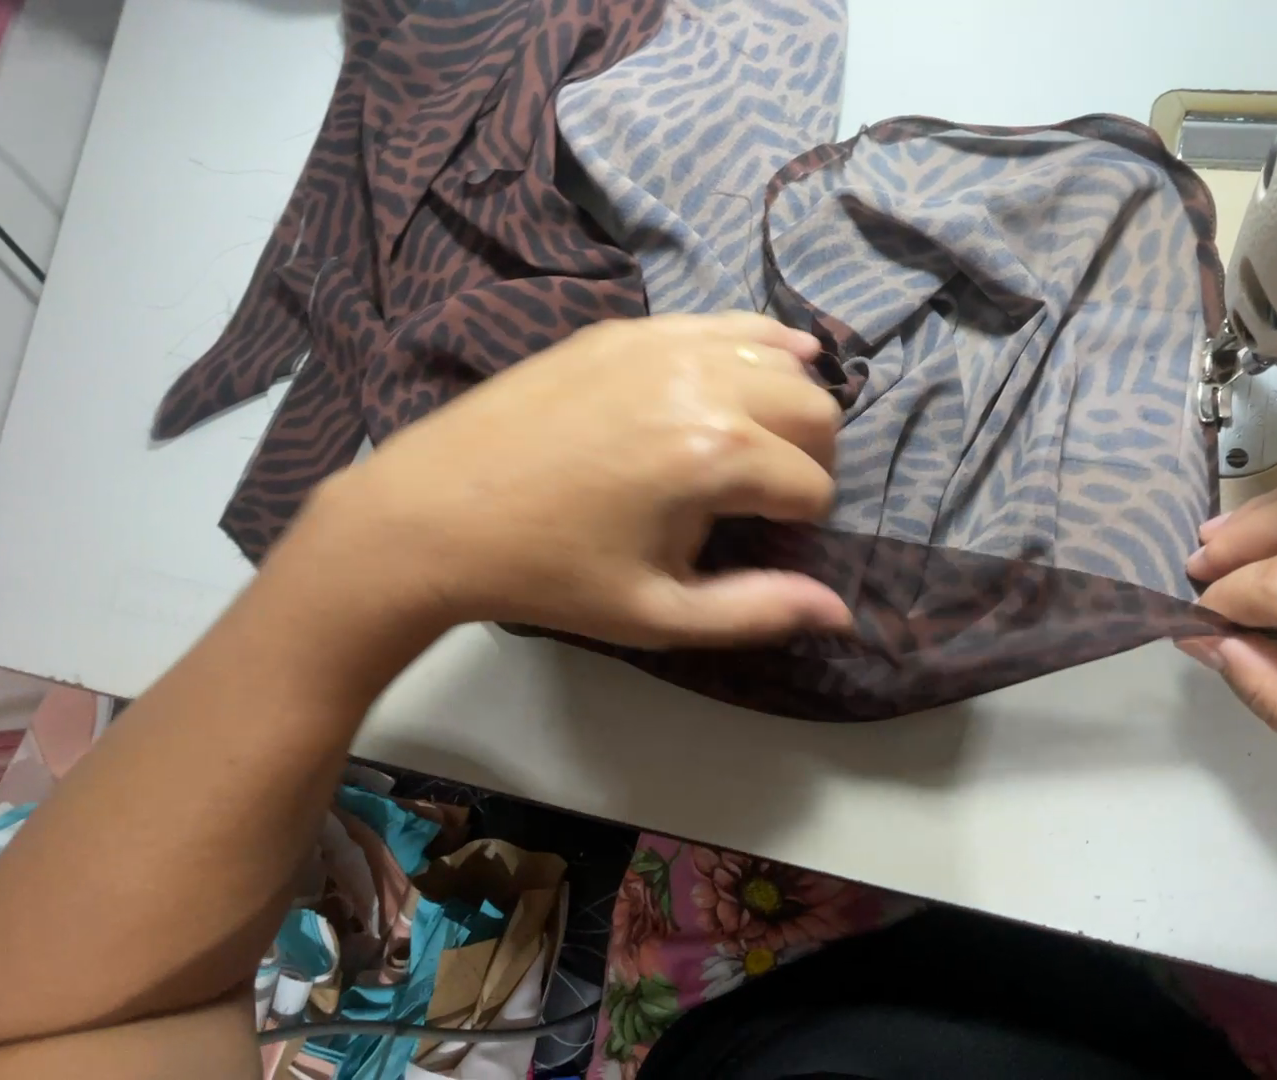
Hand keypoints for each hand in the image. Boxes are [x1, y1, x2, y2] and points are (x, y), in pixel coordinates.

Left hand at [276, 313, 851, 651]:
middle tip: (769, 497)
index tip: (764, 543)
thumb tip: (842, 612)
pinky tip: (759, 363)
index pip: (814, 484)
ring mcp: (664, 343)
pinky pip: (724, 321)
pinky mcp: (627, 328)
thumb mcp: (659, 613)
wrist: (434, 513)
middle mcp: (705, 383)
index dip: (802, 523)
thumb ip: (758, 610)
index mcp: (716, 456)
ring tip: (758, 442)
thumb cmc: (551, 573)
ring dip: (791, 403)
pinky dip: (758, 345)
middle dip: (812, 459)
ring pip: (781, 356)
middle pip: (815, 410)